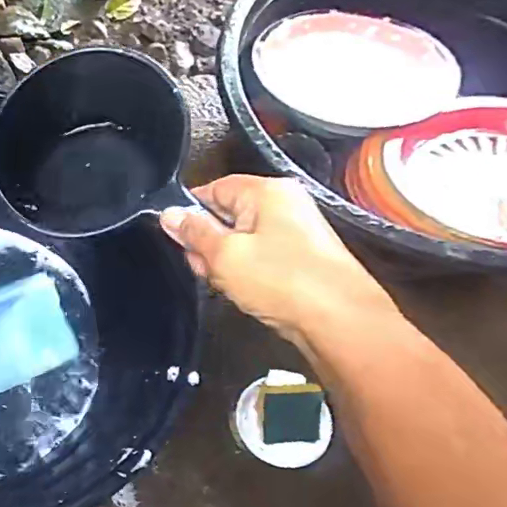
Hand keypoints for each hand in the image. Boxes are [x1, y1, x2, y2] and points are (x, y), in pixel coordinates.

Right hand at [159, 175, 399, 348]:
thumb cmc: (286, 281)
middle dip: (207, 244)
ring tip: (230, 283)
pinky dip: (243, 273)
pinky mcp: (295, 256)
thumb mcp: (224, 255)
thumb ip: (193, 232)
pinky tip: (244, 291)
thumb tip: (170, 215)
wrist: (336, 318)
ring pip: (238, 240)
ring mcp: (292, 231)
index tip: (177, 237)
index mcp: (267, 192)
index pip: (213, 189)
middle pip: (224, 215)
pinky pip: (255, 257)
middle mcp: (283, 205)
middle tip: (207, 267)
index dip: (190, 213)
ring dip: (224, 263)